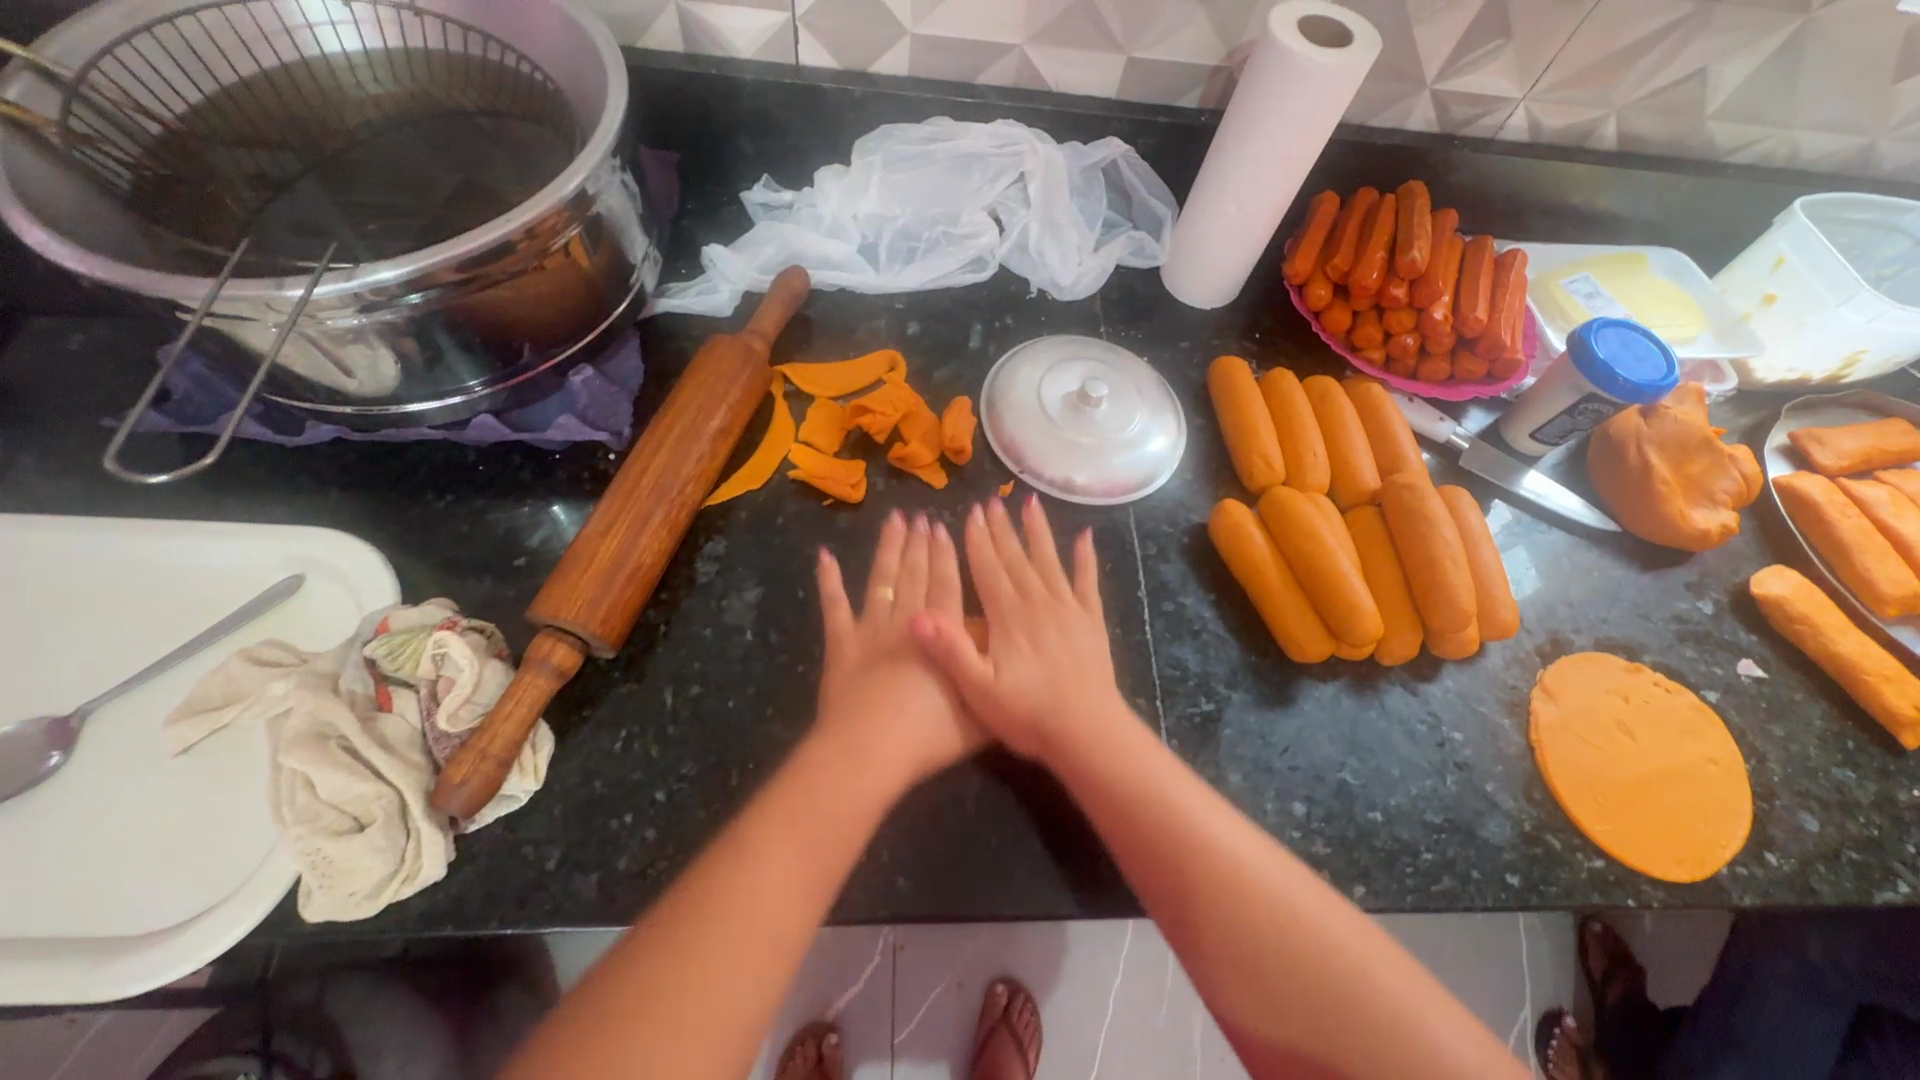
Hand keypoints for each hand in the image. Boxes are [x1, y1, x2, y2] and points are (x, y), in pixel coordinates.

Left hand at [811, 510, 985, 791]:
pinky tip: (824, 556)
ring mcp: (870, 629)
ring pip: (881, 580)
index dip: (945, 554)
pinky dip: (828, 581)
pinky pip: (834, 607)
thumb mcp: (981, 706)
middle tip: (920, 516)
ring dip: (887, 549)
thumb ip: (990, 673)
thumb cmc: (931, 732)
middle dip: (919, 543)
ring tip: (893, 520)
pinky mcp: (841, 644)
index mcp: (940, 631)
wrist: (873, 747)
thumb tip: (1003, 645)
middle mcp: (906, 620)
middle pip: (914, 573)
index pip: (946, 583)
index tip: (943, 527)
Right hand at [909, 497, 1130, 761]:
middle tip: (992, 501)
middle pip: (1016, 558)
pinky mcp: (1092, 622)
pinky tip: (1084, 537)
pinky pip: (1087, 581)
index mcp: (1008, 616)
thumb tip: (915, 614)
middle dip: (1002, 529)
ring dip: (1038, 532)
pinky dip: (1085, 558)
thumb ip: (950, 649)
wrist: (1087, 733)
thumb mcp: (979, 689)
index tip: (971, 513)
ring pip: (1049, 560)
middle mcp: (1037, 603)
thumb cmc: (1027, 715)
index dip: (978, 540)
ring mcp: (1068, 609)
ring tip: (1031, 503)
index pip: (988, 569)